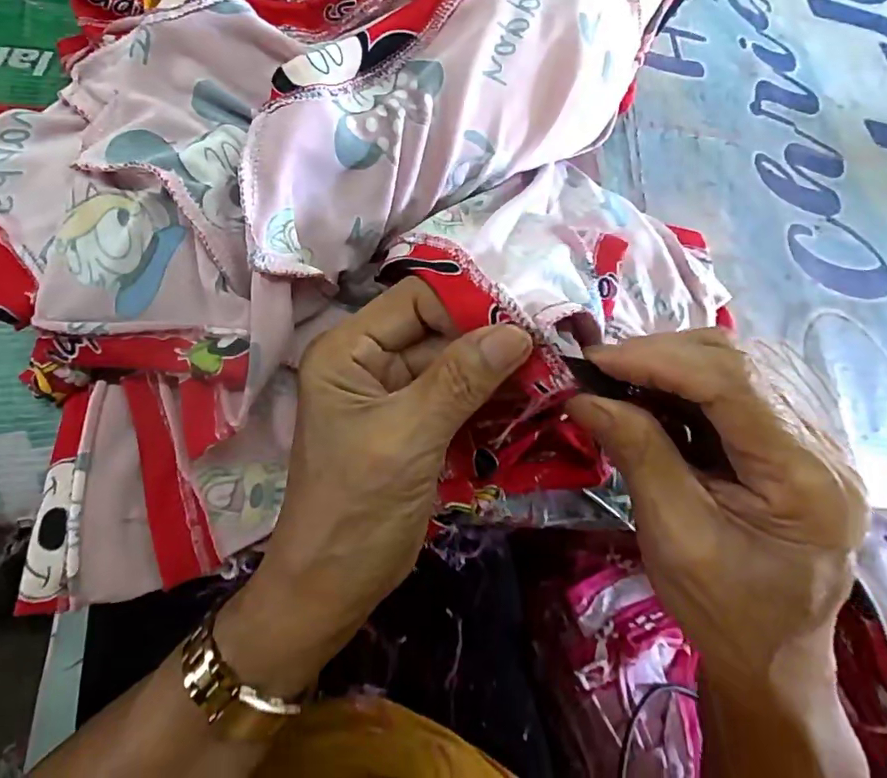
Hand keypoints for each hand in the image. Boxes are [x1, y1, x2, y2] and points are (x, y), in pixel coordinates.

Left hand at [217, 279, 532, 693]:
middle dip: (491, 338)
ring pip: (452, 365)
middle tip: (555, 344)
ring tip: (555, 371)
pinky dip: (489, 400)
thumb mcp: (408, 436)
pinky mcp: (412, 425)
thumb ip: (459, 380)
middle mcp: (366, 361)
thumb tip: (516, 330)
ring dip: (498, 370)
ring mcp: (390, 394)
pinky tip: (533, 400)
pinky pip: (455, 398)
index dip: (468, 301)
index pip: (414, 301)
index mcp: (347, 349)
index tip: (528, 313)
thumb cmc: (357, 506)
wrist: (331, 585)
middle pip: (436, 330)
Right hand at [565, 330, 866, 695]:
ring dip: (676, 358)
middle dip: (663, 353)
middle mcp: (825, 445)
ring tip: (625, 375)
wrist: (773, 655)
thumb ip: (638, 453)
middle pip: (742, 361)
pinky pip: (744, 380)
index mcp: (806, 478)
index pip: (735, 384)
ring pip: (744, 360)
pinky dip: (692, 373)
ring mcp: (817, 437)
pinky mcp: (796, 436)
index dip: (659, 358)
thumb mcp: (674, 535)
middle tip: (601, 367)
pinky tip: (659, 388)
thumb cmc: (726, 609)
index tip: (594, 358)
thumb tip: (582, 394)